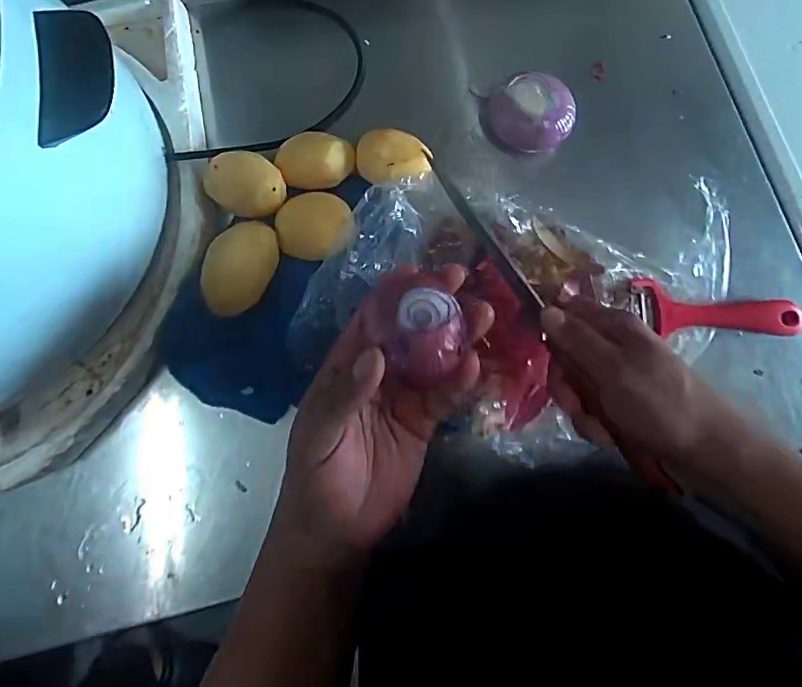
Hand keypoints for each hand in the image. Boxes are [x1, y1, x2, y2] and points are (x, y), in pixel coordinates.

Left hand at [270, 264, 493, 568]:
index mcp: (349, 362)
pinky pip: (446, 394)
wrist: (336, 530)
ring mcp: (405, 394)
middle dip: (435, 302)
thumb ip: (346, 394)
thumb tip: (375, 355)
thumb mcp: (320, 431)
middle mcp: (381, 370)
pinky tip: (478, 366)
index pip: (373, 317)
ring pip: (436, 356)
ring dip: (459, 334)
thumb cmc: (316, 472)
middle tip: (462, 277)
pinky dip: (462, 380)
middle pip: (412, 328)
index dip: (394, 291)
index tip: (419, 269)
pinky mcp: (425, 420)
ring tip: (485, 314)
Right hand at [542, 297, 761, 484]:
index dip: (552, 335)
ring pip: (579, 384)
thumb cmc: (660, 404)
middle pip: (569, 353)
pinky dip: (596, 423)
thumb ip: (577, 340)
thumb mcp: (612, 370)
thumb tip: (546, 308)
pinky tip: (609, 436)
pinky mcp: (625, 401)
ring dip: (581, 409)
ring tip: (600, 429)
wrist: (708, 450)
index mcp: (614, 325)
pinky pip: (594, 406)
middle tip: (576, 405)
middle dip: (566, 384)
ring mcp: (620, 374)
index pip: (567, 313)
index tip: (551, 361)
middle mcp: (615, 344)